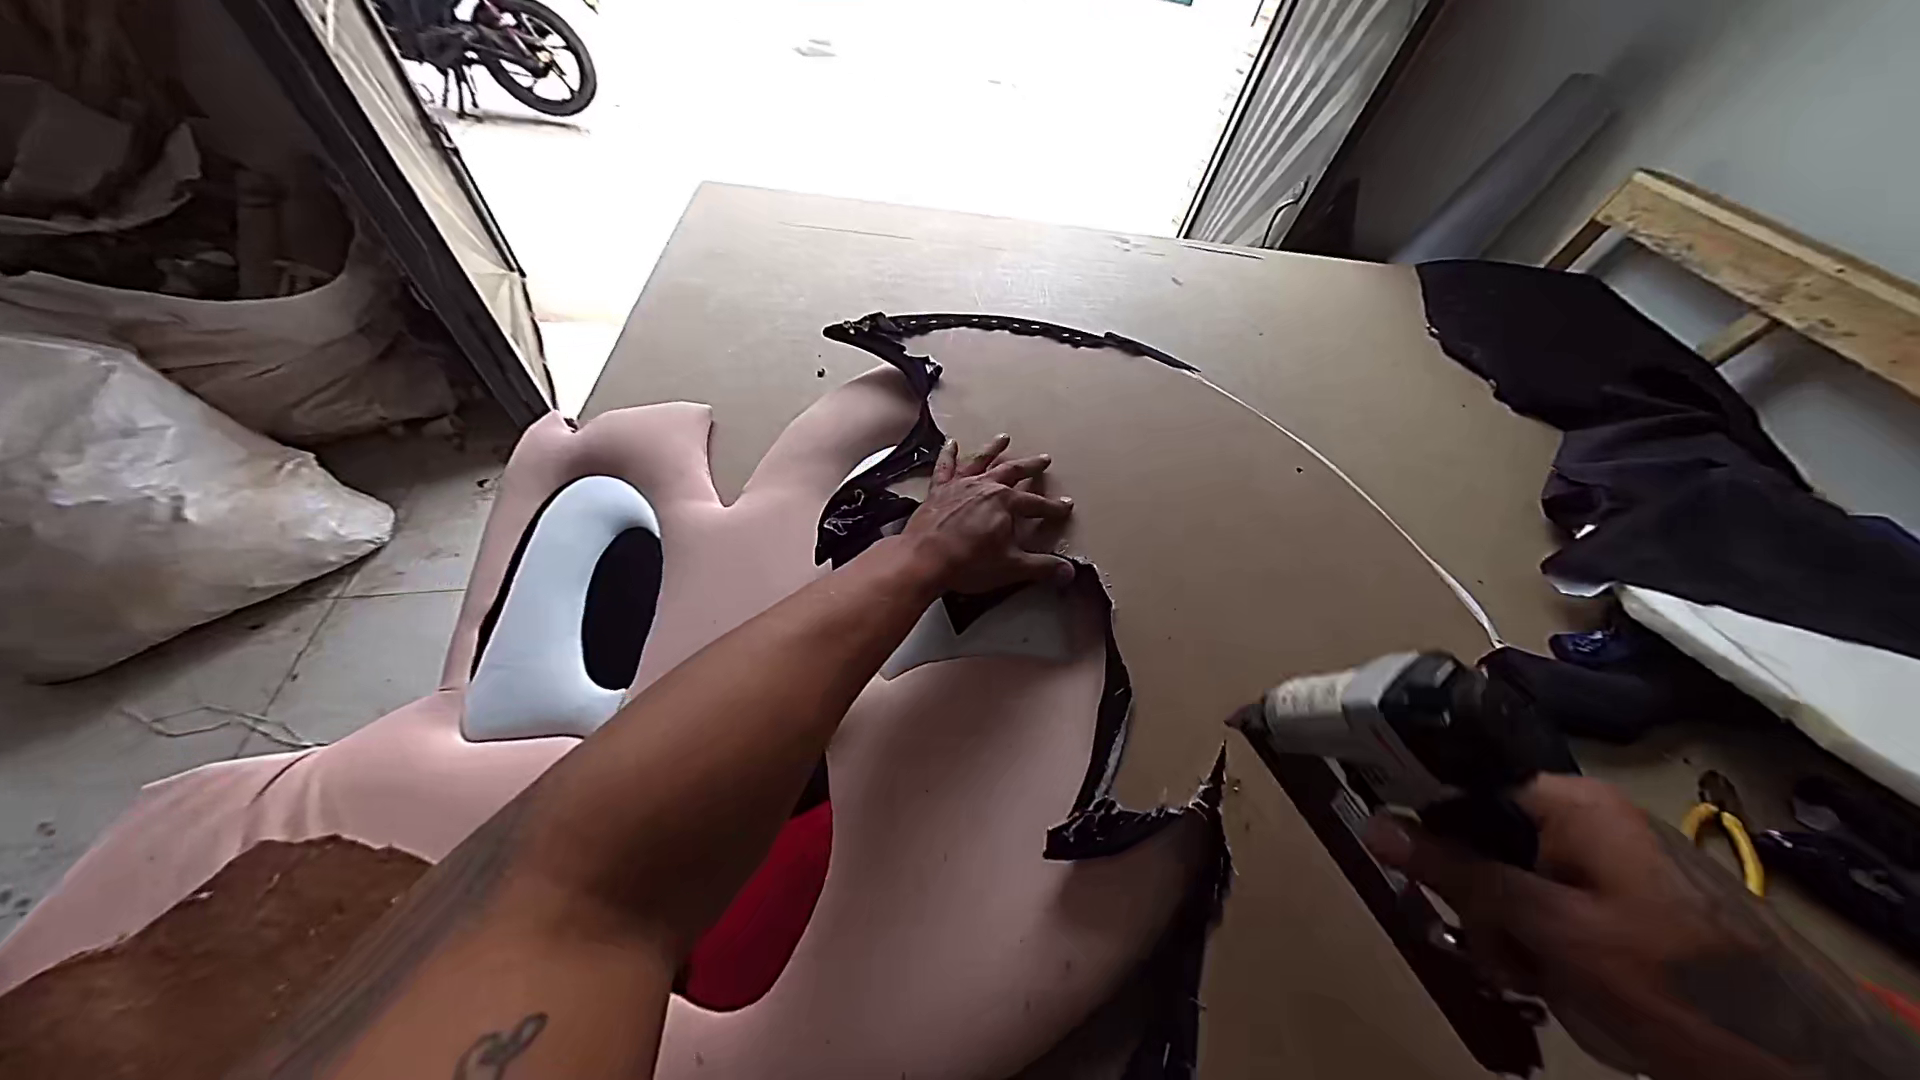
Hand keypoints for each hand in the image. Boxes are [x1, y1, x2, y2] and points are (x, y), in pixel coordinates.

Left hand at [900, 435, 1074, 594]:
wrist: (924, 560)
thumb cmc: (966, 562)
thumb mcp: (1011, 567)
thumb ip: (1042, 567)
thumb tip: (1067, 571)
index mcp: (1005, 502)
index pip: (1037, 504)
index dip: (1053, 507)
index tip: (1065, 506)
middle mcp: (984, 487)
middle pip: (1013, 472)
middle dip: (1031, 466)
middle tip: (1044, 459)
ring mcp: (959, 486)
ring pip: (981, 461)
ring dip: (994, 449)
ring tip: (1003, 438)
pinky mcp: (938, 491)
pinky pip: (945, 467)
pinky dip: (948, 454)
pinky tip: (950, 444)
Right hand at [1363, 775, 1919, 1079]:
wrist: (1815, 1070)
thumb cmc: (1681, 984)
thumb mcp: (1554, 930)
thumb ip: (1461, 874)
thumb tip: (1374, 826)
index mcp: (1569, 803)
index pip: (1461, 785)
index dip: (1426, 820)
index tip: (1407, 863)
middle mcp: (1582, 820)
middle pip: (1480, 838)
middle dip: (1477, 900)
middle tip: (1495, 946)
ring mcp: (1602, 862)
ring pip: (1505, 879)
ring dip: (1504, 932)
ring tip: (1533, 976)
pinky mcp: (1616, 901)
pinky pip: (1541, 903)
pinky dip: (1535, 943)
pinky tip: (1554, 977)